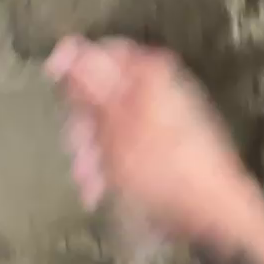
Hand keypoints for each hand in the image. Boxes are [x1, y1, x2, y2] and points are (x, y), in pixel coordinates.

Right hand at [47, 36, 263, 250]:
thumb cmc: (160, 169)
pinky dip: (107, 166)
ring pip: (106, 124)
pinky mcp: (162, 147)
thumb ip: (90, 82)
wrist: (213, 217)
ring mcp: (159, 119)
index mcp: (148, 75)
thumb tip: (71, 45)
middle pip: (99, 92)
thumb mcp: (115, 124)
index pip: (103, 50)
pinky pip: (122, 146)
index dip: (73, 61)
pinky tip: (100, 191)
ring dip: (90, 153)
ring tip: (91, 184)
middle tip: (78, 150)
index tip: (50, 76)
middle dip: (81, 125)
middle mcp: (155, 91)